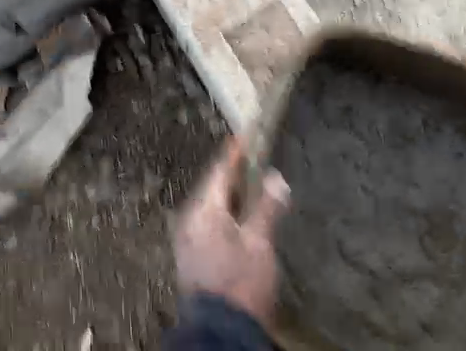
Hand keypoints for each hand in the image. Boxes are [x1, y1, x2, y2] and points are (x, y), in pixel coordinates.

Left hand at [173, 139, 290, 324]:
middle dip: (232, 171)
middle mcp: (190, 220)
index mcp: (203, 211)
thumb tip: (276, 177)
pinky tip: (240, 213)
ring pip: (211, 205)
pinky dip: (226, 210)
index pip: (219, 172)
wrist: (221, 332)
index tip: (245, 134)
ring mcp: (189, 239)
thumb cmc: (240, 282)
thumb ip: (266, 208)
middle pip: (213, 187)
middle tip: (251, 154)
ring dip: (230, 192)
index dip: (234, 153)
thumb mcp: (259, 243)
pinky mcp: (194, 256)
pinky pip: (209, 220)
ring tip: (250, 180)